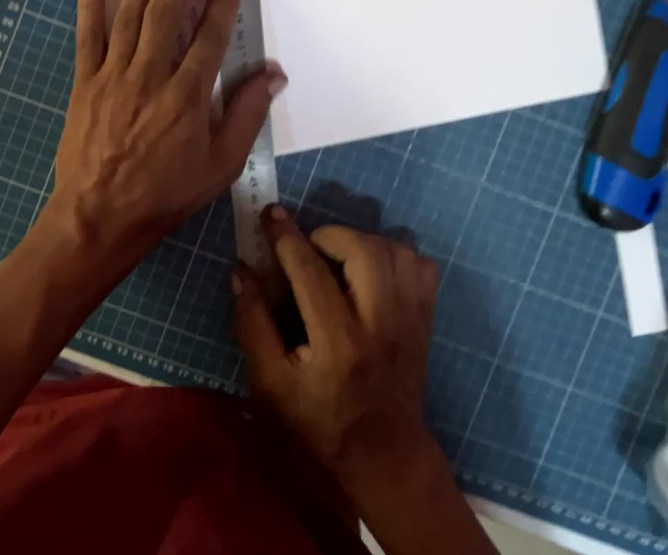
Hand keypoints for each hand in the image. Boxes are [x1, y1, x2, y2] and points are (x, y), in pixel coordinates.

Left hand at [44, 0, 283, 267]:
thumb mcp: (220, 165)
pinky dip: (88, 4)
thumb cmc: (166, 194)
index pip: (209, 37)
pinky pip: (87, 37)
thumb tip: (273, 75)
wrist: (101, 217)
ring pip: (128, 17)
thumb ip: (245, 116)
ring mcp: (112, 77)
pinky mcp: (84, 83)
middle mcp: (150, 77)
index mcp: (186, 97)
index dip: (220, 1)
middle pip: (166, 14)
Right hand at [232, 208, 439, 476]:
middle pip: (364, 251)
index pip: (311, 272)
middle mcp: (380, 324)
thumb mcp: (270, 383)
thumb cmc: (319, 420)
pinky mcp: (426, 320)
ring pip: (396, 252)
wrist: (384, 454)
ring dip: (362, 241)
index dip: (287, 237)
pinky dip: (395, 255)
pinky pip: (420, 265)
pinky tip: (372, 271)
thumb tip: (242, 272)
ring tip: (339, 257)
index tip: (271, 214)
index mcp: (337, 343)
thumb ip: (252, 324)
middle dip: (330, 234)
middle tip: (310, 246)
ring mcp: (410, 320)